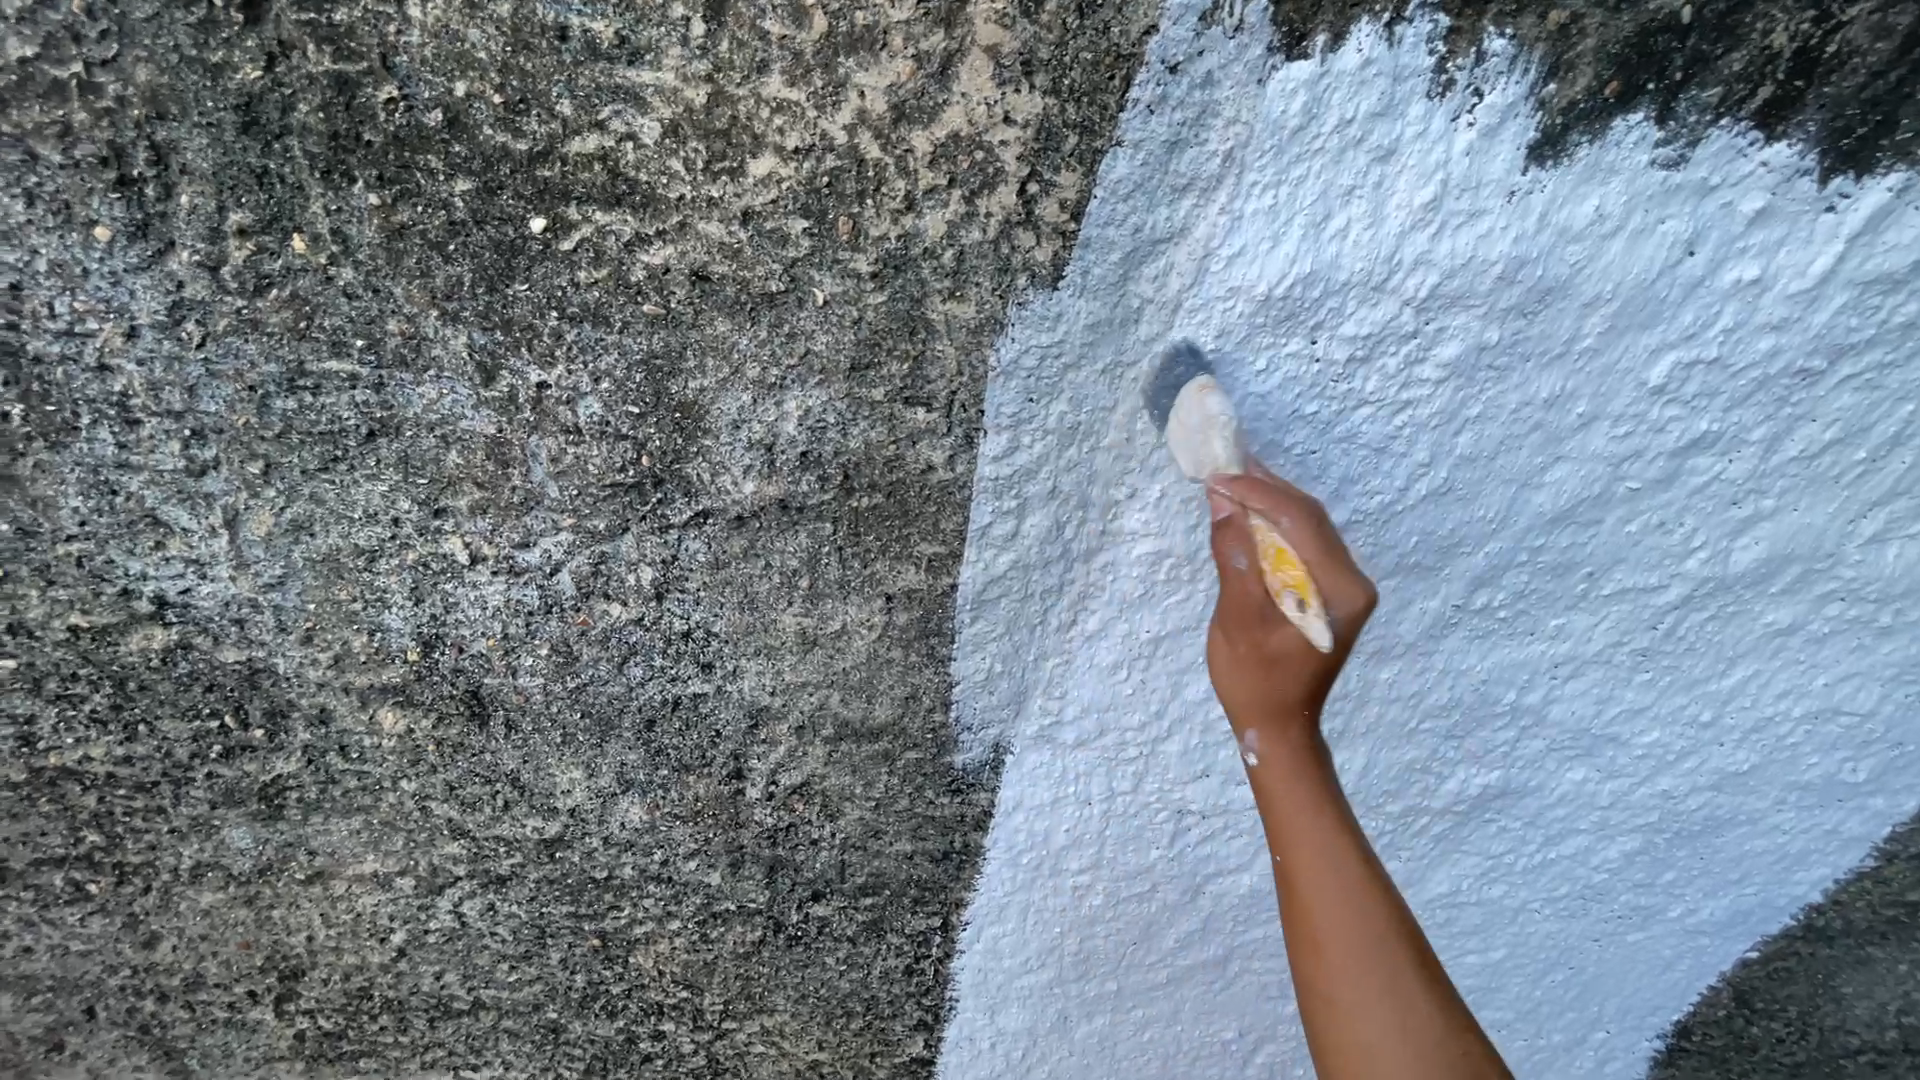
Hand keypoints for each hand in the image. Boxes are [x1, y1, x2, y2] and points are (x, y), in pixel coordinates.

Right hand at [1205, 460, 1376, 736]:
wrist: (1277, 724)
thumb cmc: (1254, 679)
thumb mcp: (1238, 620)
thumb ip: (1235, 559)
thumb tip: (1223, 502)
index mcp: (1341, 590)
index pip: (1301, 521)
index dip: (1258, 493)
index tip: (1218, 478)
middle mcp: (1353, 581)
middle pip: (1310, 517)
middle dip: (1265, 488)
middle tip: (1224, 464)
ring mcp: (1344, 585)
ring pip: (1307, 525)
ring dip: (1269, 501)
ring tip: (1232, 477)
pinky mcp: (1329, 590)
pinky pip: (1303, 542)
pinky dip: (1273, 523)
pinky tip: (1248, 511)